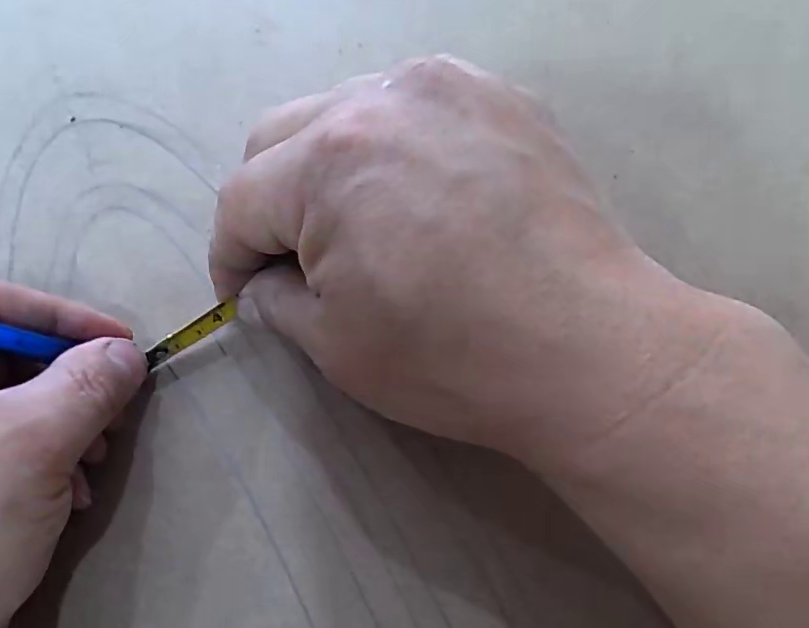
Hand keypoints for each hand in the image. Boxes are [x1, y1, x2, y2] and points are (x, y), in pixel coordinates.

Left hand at [0, 275, 145, 627]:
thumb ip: (88, 384)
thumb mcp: (34, 446)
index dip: (64, 321)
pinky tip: (43, 502)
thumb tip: (125, 352)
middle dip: (54, 393)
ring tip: (80, 478)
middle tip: (108, 426)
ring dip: (38, 435)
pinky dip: (4, 466)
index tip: (125, 348)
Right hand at [211, 56, 742, 470]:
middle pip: (279, 140)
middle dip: (266, 206)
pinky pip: (411, 112)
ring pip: (344, 113)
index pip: (239, 200)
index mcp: (326, 164)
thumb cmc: (445, 360)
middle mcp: (379, 99)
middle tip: (287, 266)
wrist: (581, 348)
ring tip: (349, 233)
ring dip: (322, 172)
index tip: (240, 299)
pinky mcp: (499, 98)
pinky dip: (387, 153)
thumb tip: (261, 284)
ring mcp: (447, 87)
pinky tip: (409, 203)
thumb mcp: (335, 346)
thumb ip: (278, 303)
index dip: (228, 257)